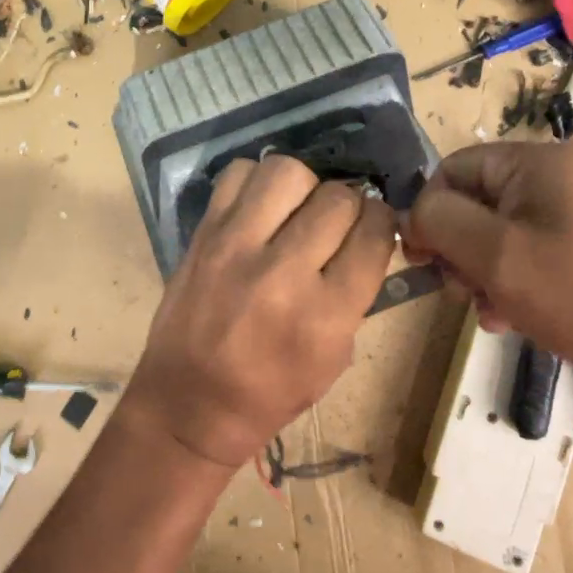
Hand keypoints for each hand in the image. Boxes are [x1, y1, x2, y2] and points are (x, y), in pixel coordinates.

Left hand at [123, 155, 395, 467]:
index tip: (375, 227)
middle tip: (335, 223)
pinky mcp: (203, 232)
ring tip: (297, 208)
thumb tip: (366, 234)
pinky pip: (237, 174)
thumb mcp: (335, 357)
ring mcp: (236, 245)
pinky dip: (255, 182)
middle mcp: (283, 272)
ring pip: (288, 172)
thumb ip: (354, 293)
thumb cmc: (270, 392)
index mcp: (326, 315)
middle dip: (348, 205)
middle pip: (337, 198)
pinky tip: (259, 207)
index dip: (383, 223)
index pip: (374, 234)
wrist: (189, 400)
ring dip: (304, 185)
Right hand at [405, 141, 572, 417]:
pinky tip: (524, 318)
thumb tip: (414, 211)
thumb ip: (440, 221)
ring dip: (490, 270)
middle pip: (481, 199)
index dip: (430, 215)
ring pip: (510, 229)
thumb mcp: (498, 258)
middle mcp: (570, 172)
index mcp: (542, 161)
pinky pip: (546, 248)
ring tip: (497, 315)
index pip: (454, 169)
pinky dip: (525, 279)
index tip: (427, 266)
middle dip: (463, 248)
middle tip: (468, 296)